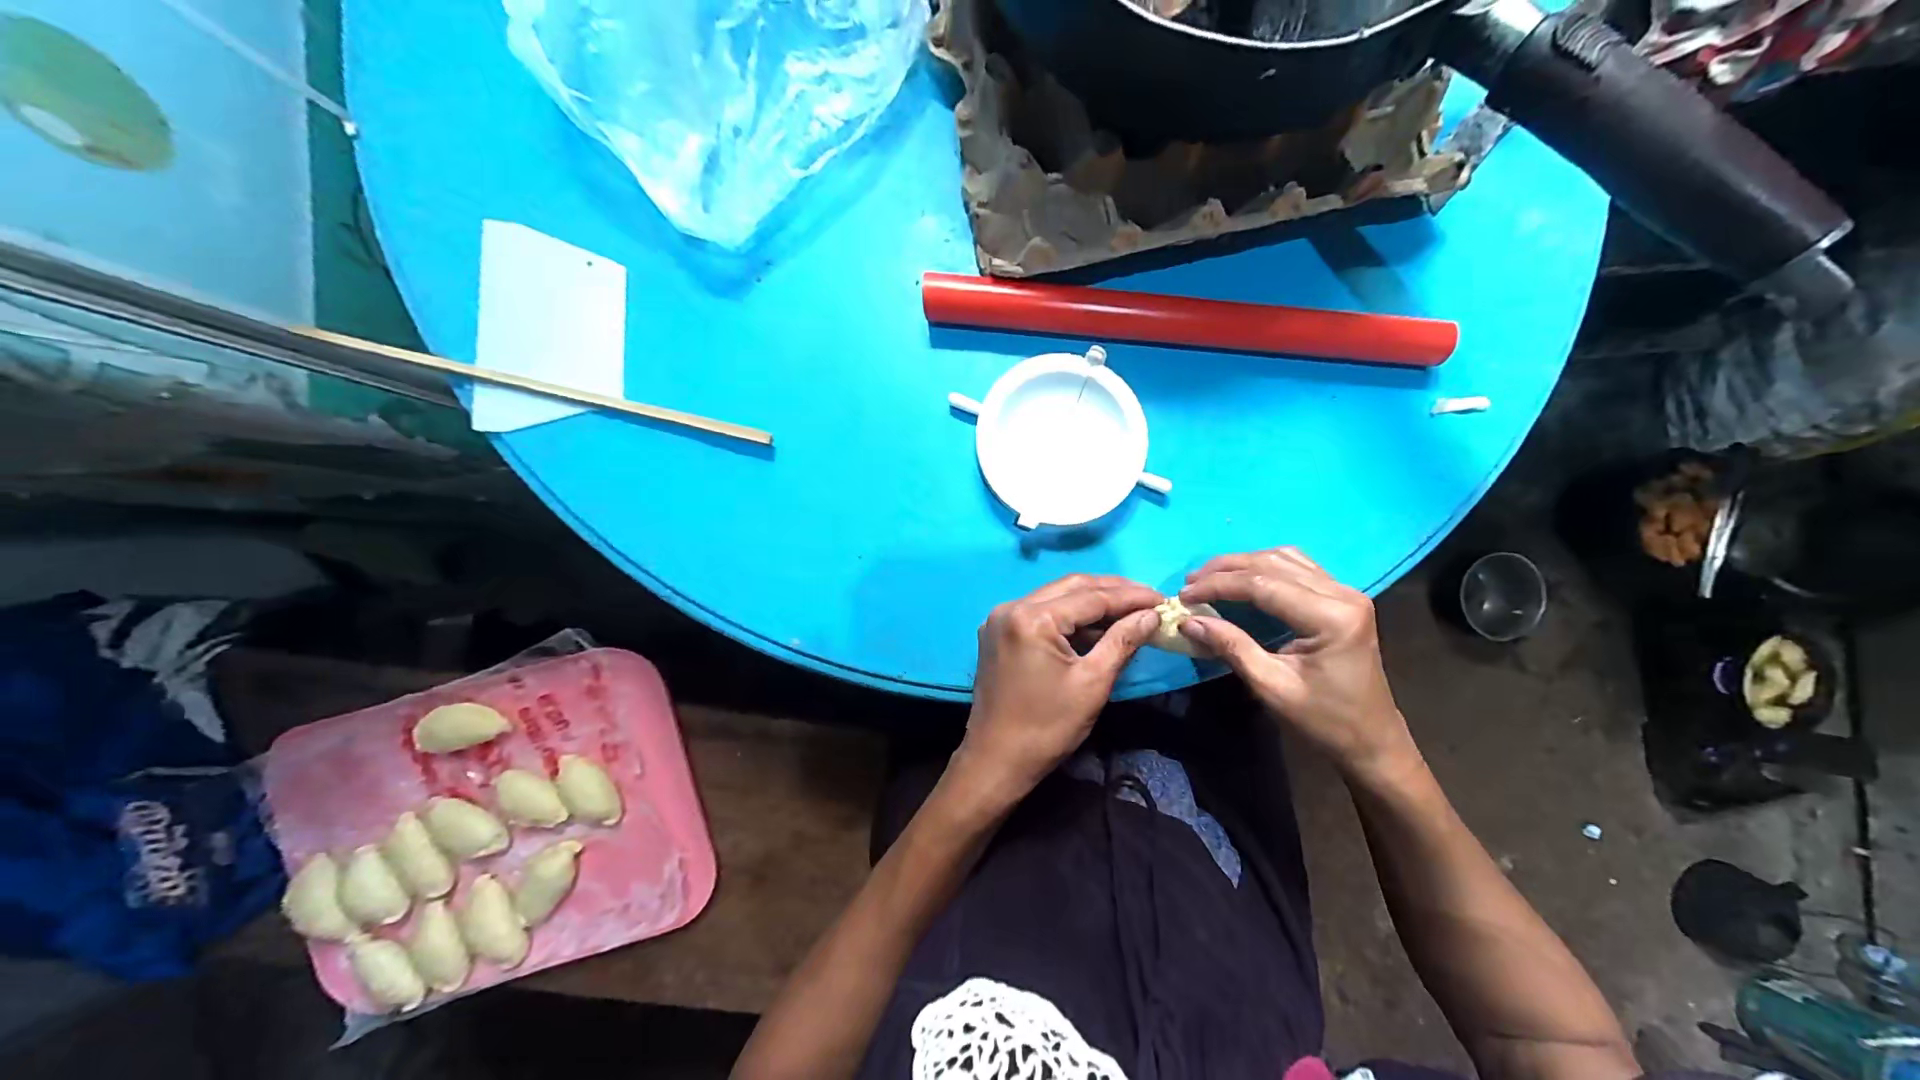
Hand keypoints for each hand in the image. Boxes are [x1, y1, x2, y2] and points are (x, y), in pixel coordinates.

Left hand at [954, 574, 1162, 808]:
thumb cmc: (1047, 727)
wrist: (995, 760)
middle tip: (1149, 599)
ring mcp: (1000, 619)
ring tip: (1130, 610)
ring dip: (1092, 601)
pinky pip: (1041, 612)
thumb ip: (1122, 641)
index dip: (1131, 596)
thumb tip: (1151, 614)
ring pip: (1056, 596)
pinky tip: (1097, 624)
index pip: (1091, 596)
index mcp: (1032, 617)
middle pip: (1071, 587)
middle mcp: (1011, 607)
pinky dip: (1070, 616)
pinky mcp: (998, 633)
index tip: (1164, 599)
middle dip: (1113, 591)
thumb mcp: (1093, 683)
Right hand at [1180, 548, 1418, 783]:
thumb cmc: (1324, 720)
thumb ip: (1232, 647)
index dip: (1218, 585)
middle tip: (1189, 582)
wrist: (1372, 740)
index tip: (1184, 595)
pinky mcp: (1342, 598)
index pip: (1263, 585)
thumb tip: (1189, 620)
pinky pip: (1298, 568)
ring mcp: (1346, 593)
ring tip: (1209, 577)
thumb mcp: (1272, 687)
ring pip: (1285, 558)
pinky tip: (1242, 577)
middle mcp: (1343, 594)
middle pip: (1273, 564)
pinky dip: (1264, 567)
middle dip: (1226, 569)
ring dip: (1243, 563)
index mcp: (1331, 617)